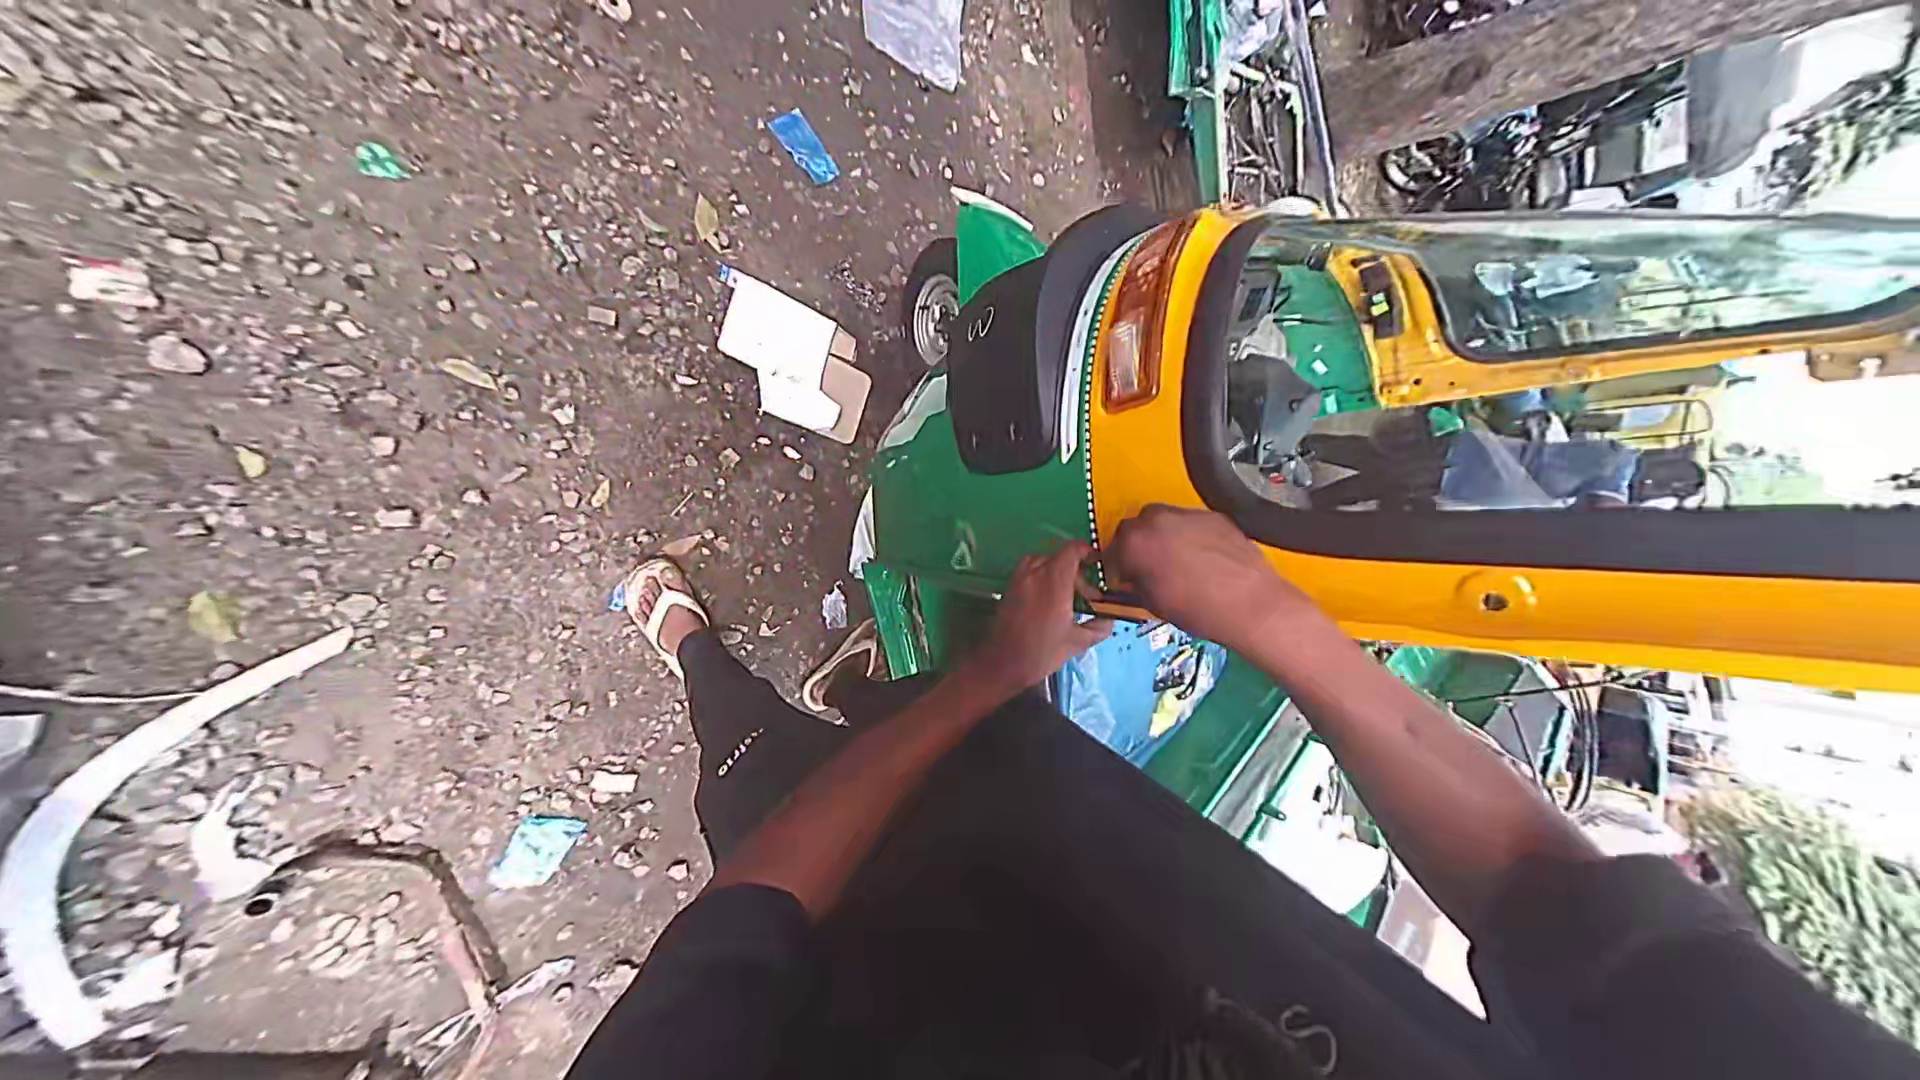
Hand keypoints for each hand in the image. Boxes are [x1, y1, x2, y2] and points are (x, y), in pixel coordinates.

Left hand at [963, 542, 1113, 699]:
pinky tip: (1050, 599)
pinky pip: (1030, 571)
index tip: (1097, 563)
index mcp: (1054, 580)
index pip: (1072, 550)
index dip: (1087, 552)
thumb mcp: (1078, 641)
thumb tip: (1110, 617)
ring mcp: (1019, 578)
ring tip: (1068, 596)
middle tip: (1088, 598)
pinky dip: (1043, 577)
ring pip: (1044, 563)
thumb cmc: (1042, 652)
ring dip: (1059, 573)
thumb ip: (1100, 626)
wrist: (1003, 663)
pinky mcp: (1010, 587)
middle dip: (1077, 574)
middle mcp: (1035, 572)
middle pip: (1060, 558)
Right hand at [1107, 505, 1315, 650]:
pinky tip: (1201, 559)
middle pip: (1136, 527)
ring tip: (1176, 563)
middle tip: (1147, 568)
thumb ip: (1135, 582)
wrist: (1249, 603)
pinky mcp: (1213, 516)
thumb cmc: (1198, 608)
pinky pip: (1190, 524)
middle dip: (1139, 545)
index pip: (1111, 549)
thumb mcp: (1151, 602)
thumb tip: (1135, 577)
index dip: (1116, 566)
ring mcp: (1187, 514)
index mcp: (1134, 541)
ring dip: (1163, 538)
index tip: (1123, 577)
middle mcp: (1157, 519)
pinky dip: (1189, 536)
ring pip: (1164, 521)